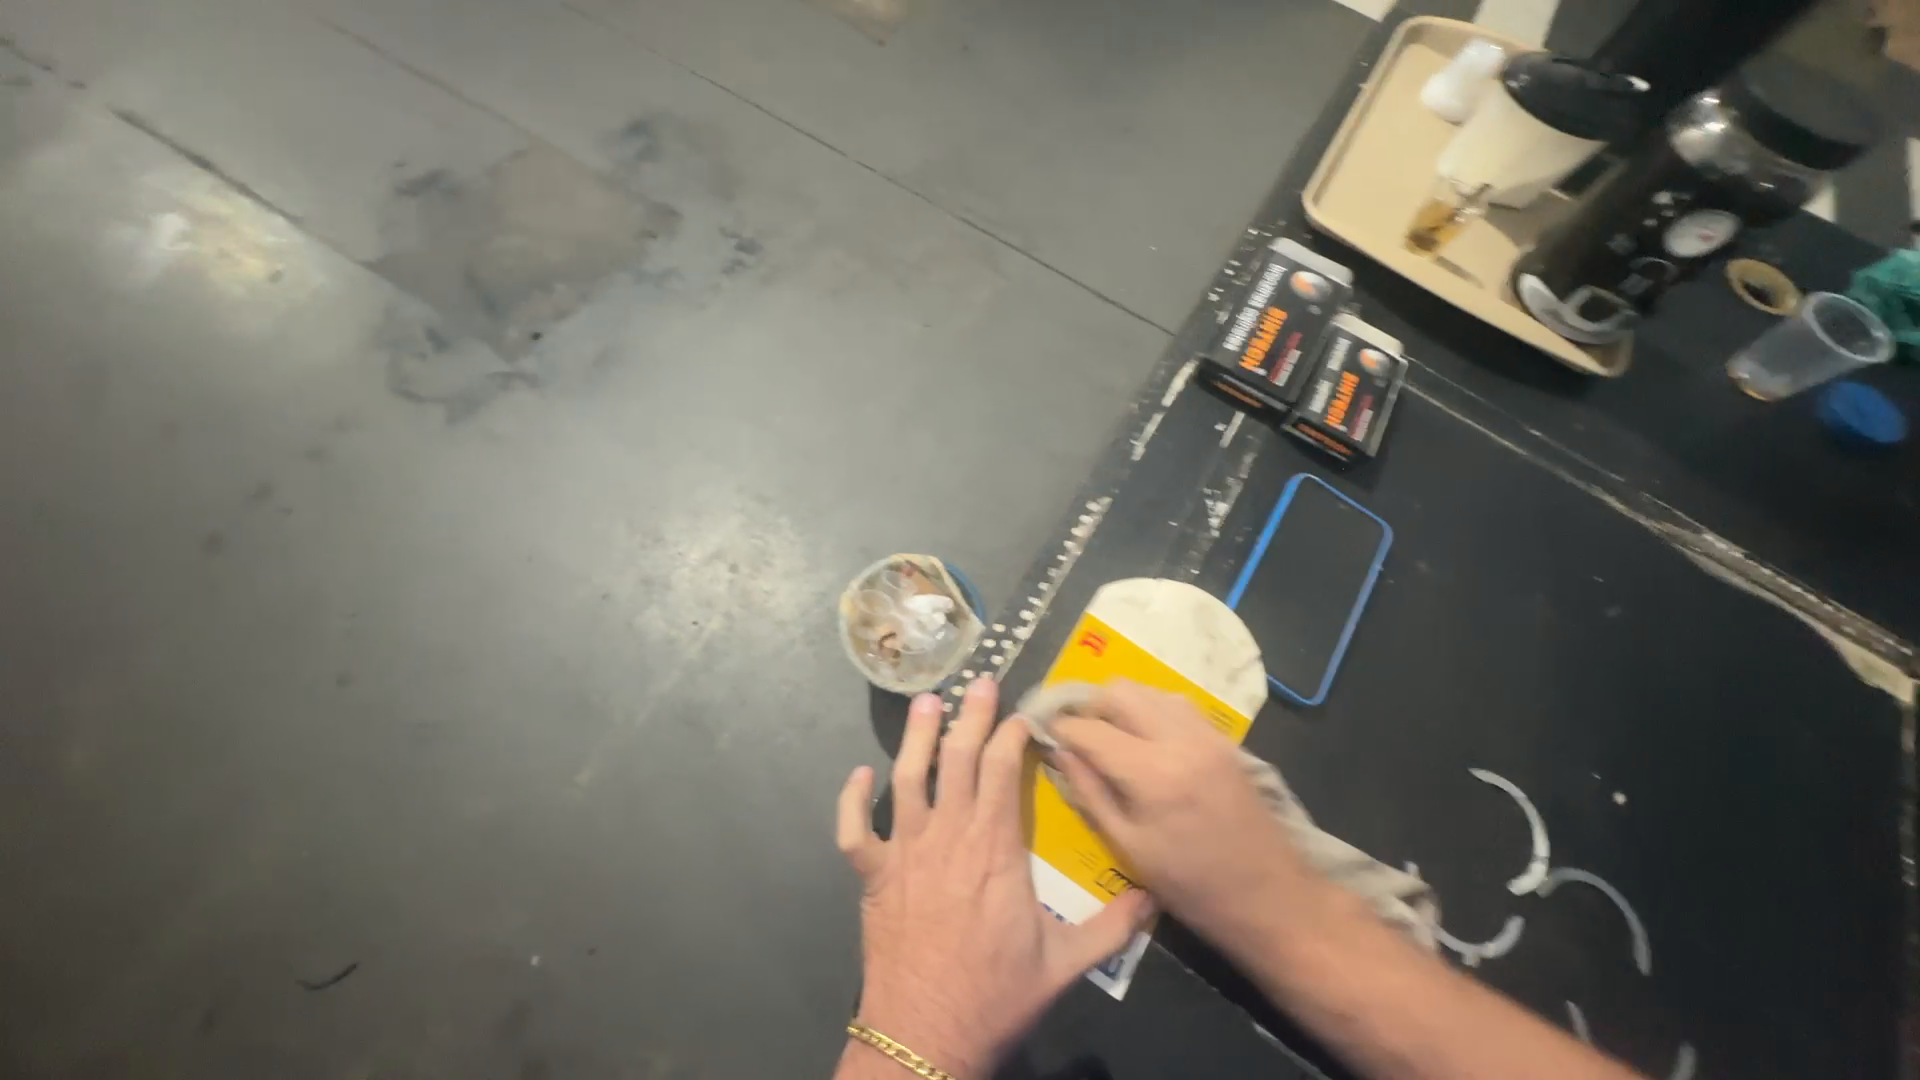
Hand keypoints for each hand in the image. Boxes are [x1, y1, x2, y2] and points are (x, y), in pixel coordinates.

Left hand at [836, 678, 1151, 1079]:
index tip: (1023, 715)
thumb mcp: (1065, 964)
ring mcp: (905, 854)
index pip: (1002, 771)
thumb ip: (1111, 927)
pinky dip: (853, 801)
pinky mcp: (873, 878)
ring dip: (916, 739)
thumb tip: (1154, 897)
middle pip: (958, 760)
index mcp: (995, 849)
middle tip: (979, 682)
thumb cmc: (996, 997)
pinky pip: (855, 832)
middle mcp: (948, 837)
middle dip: (971, 716)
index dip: (1012, 735)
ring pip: (908, 780)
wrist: (927, 1037)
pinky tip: (860, 775)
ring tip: (926, 702)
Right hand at [1049, 680, 1317, 947]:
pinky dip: (1150, 709)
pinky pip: (1175, 703)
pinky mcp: (1223, 738)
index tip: (1043, 730)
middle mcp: (1179, 739)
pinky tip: (1143, 738)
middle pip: (1119, 692)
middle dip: (1089, 707)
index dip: (1061, 726)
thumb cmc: (1191, 885)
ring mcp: (1206, 734)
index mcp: (1151, 773)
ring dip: (1121, 704)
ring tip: (1108, 735)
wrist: (1270, 896)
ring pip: (1148, 690)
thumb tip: (1059, 751)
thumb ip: (1089, 791)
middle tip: (1077, 734)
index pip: (1091, 729)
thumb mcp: (1128, 846)